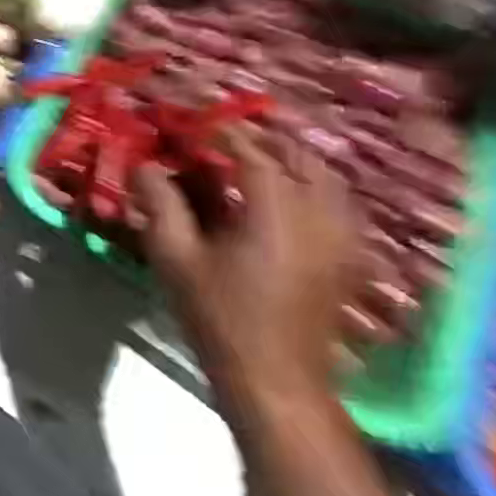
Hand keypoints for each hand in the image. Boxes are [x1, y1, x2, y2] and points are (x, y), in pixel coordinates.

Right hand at [137, 127, 357, 409]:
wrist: (275, 375)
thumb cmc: (217, 312)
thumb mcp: (173, 255)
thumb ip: (160, 203)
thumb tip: (146, 165)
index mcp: (275, 214)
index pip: (253, 154)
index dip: (222, 132)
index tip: (192, 120)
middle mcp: (319, 218)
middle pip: (302, 159)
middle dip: (263, 140)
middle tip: (224, 135)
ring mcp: (343, 240)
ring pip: (329, 181)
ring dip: (291, 161)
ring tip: (254, 158)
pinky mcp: (349, 259)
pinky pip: (339, 206)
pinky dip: (312, 187)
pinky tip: (286, 197)